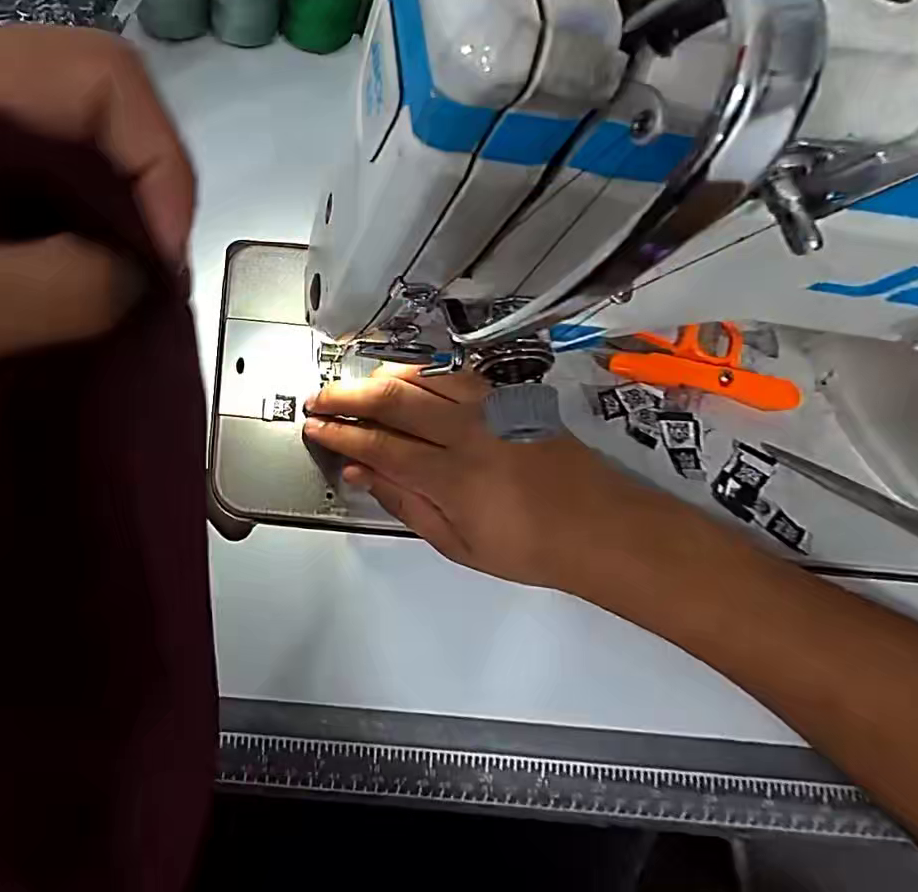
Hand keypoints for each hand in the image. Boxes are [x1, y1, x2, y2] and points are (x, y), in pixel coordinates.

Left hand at [0, 24, 195, 459]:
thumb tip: (138, 280)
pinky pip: (20, 177)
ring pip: (57, 142)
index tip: (163, 256)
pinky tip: (62, 278)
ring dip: (101, 210)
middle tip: (148, 274)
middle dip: (136, 186)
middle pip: (85, 100)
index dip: (158, 160)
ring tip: (113, 282)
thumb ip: (71, 286)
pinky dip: (61, 225)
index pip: (101, 73)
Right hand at [302, 365, 700, 596]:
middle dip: (345, 396)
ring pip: (420, 377)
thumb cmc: (531, 546)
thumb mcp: (457, 544)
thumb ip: (403, 503)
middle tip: (319, 398)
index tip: (315, 428)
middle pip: (391, 400)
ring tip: (352, 388)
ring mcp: (490, 409)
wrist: (603, 527)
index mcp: (452, 477)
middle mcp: (468, 434)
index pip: (378, 444)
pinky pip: (452, 373)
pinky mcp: (508, 398)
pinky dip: (418, 371)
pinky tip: (402, 378)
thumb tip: (362, 473)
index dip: (339, 433)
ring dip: (378, 378)